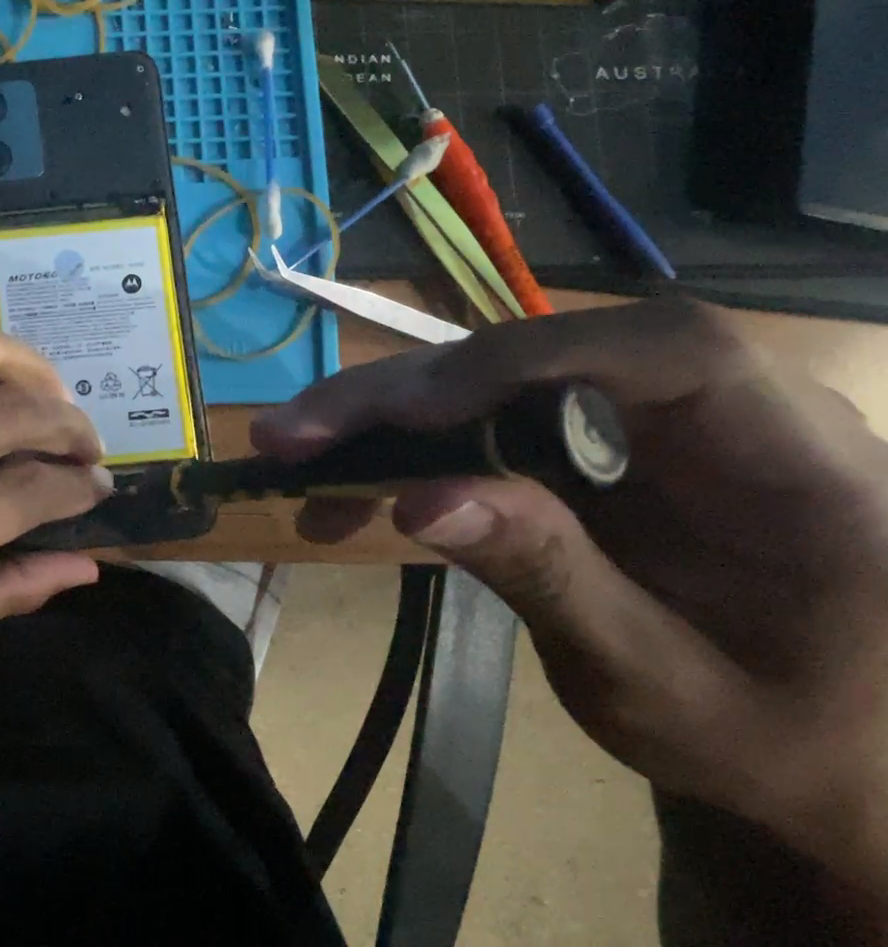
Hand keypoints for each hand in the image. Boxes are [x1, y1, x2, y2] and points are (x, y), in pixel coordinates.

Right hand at [252, 299, 887, 897]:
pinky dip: (404, 460)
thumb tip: (417, 501)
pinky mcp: (590, 449)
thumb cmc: (767, 737)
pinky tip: (344, 500)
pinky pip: (483, 429)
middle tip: (291, 433)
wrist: (810, 748)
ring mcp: (646, 429)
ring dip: (383, 421)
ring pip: (493, 385)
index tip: (405, 413)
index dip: (526, 358)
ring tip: (291, 458)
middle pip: (543, 358)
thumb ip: (550, 579)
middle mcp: (720, 418)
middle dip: (405, 393)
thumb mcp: (656, 684)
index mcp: (800, 466)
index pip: (670, 351)